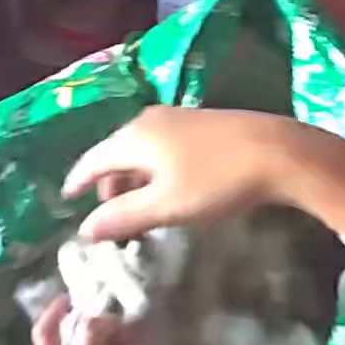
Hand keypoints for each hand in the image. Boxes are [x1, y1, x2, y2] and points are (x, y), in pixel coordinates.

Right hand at [63, 107, 329, 241]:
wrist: (277, 150)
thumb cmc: (216, 180)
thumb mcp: (166, 205)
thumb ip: (122, 216)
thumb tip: (84, 228)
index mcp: (135, 136)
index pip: (93, 159)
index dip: (77, 181)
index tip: (66, 200)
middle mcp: (150, 119)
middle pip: (115, 152)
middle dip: (107, 184)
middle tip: (108, 218)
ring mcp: (177, 116)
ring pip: (139, 149)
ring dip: (132, 178)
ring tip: (138, 208)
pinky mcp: (200, 122)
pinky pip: (160, 144)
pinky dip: (152, 168)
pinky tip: (168, 187)